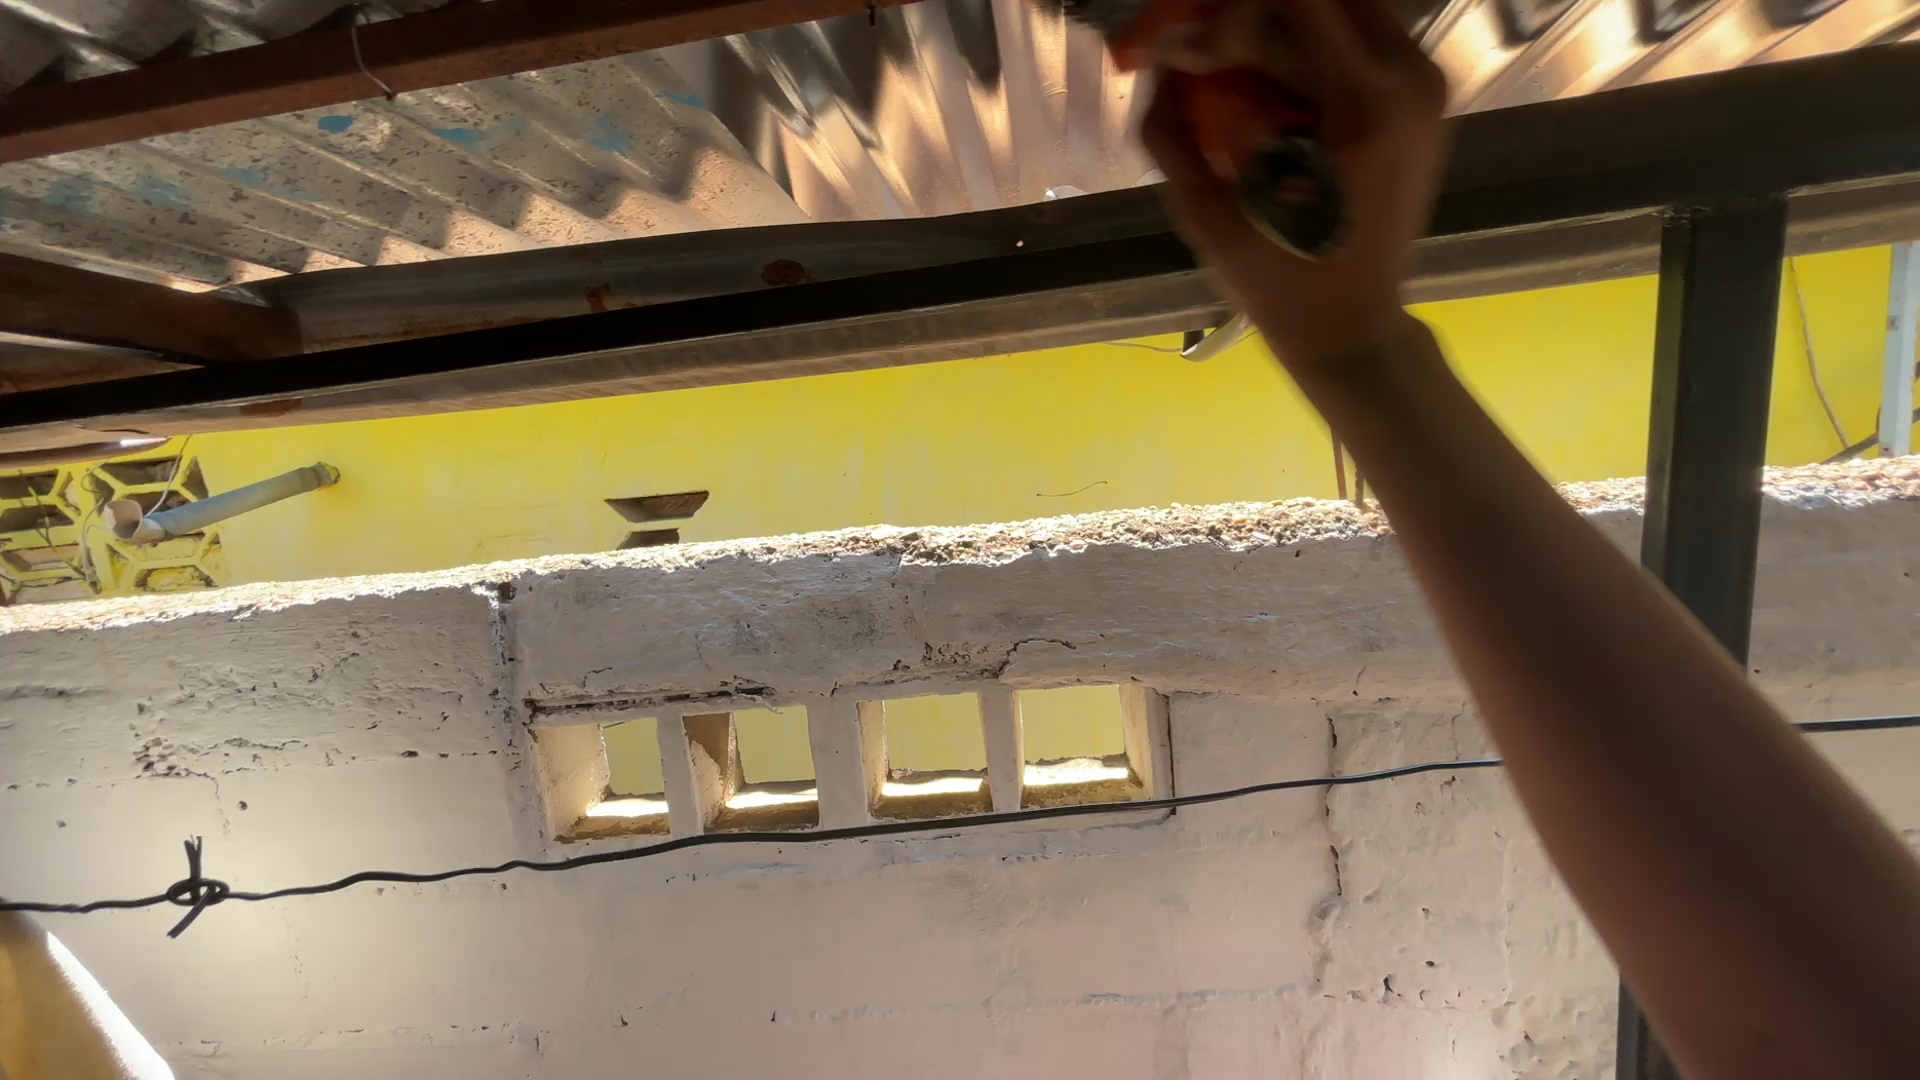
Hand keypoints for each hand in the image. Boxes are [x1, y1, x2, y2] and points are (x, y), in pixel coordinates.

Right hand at [1141, 0, 1449, 370]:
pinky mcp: (1420, 99)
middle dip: (1245, 14)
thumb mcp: (1209, 218)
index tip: (1174, 49)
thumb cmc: (1277, 286)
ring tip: (1223, 70)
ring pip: (1341, 10)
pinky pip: (1357, 42)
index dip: (1219, 12)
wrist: (1350, 328)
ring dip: (1275, 28)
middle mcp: (1410, 73)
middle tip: (1193, 54)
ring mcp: (1424, 82)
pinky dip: (1304, 50)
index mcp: (1363, 104)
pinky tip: (1265, 90)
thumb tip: (1158, 66)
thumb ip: (1173, 136)